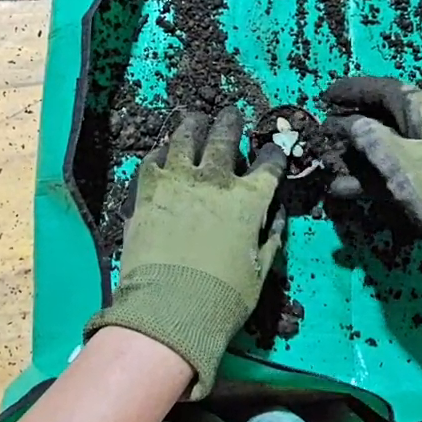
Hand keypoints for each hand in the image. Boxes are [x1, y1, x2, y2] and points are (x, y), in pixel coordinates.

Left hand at [86, 108, 285, 399]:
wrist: (170, 307)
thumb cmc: (223, 297)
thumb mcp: (260, 270)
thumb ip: (270, 236)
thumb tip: (275, 214)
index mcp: (249, 200)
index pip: (268, 165)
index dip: (273, 154)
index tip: (273, 150)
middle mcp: (215, 181)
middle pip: (225, 138)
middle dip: (231, 123)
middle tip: (231, 115)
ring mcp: (178, 180)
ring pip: (186, 137)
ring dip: (194, 125)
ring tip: (195, 119)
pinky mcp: (147, 189)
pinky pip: (154, 159)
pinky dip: (161, 152)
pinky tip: (163, 151)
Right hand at [326, 76, 421, 333]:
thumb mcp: (404, 163)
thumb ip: (373, 139)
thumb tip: (351, 122)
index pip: (388, 90)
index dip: (356, 90)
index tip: (326, 96)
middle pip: (387, 121)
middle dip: (352, 128)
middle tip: (324, 137)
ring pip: (389, 152)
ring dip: (357, 160)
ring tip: (329, 172)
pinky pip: (397, 176)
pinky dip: (372, 181)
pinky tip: (346, 193)